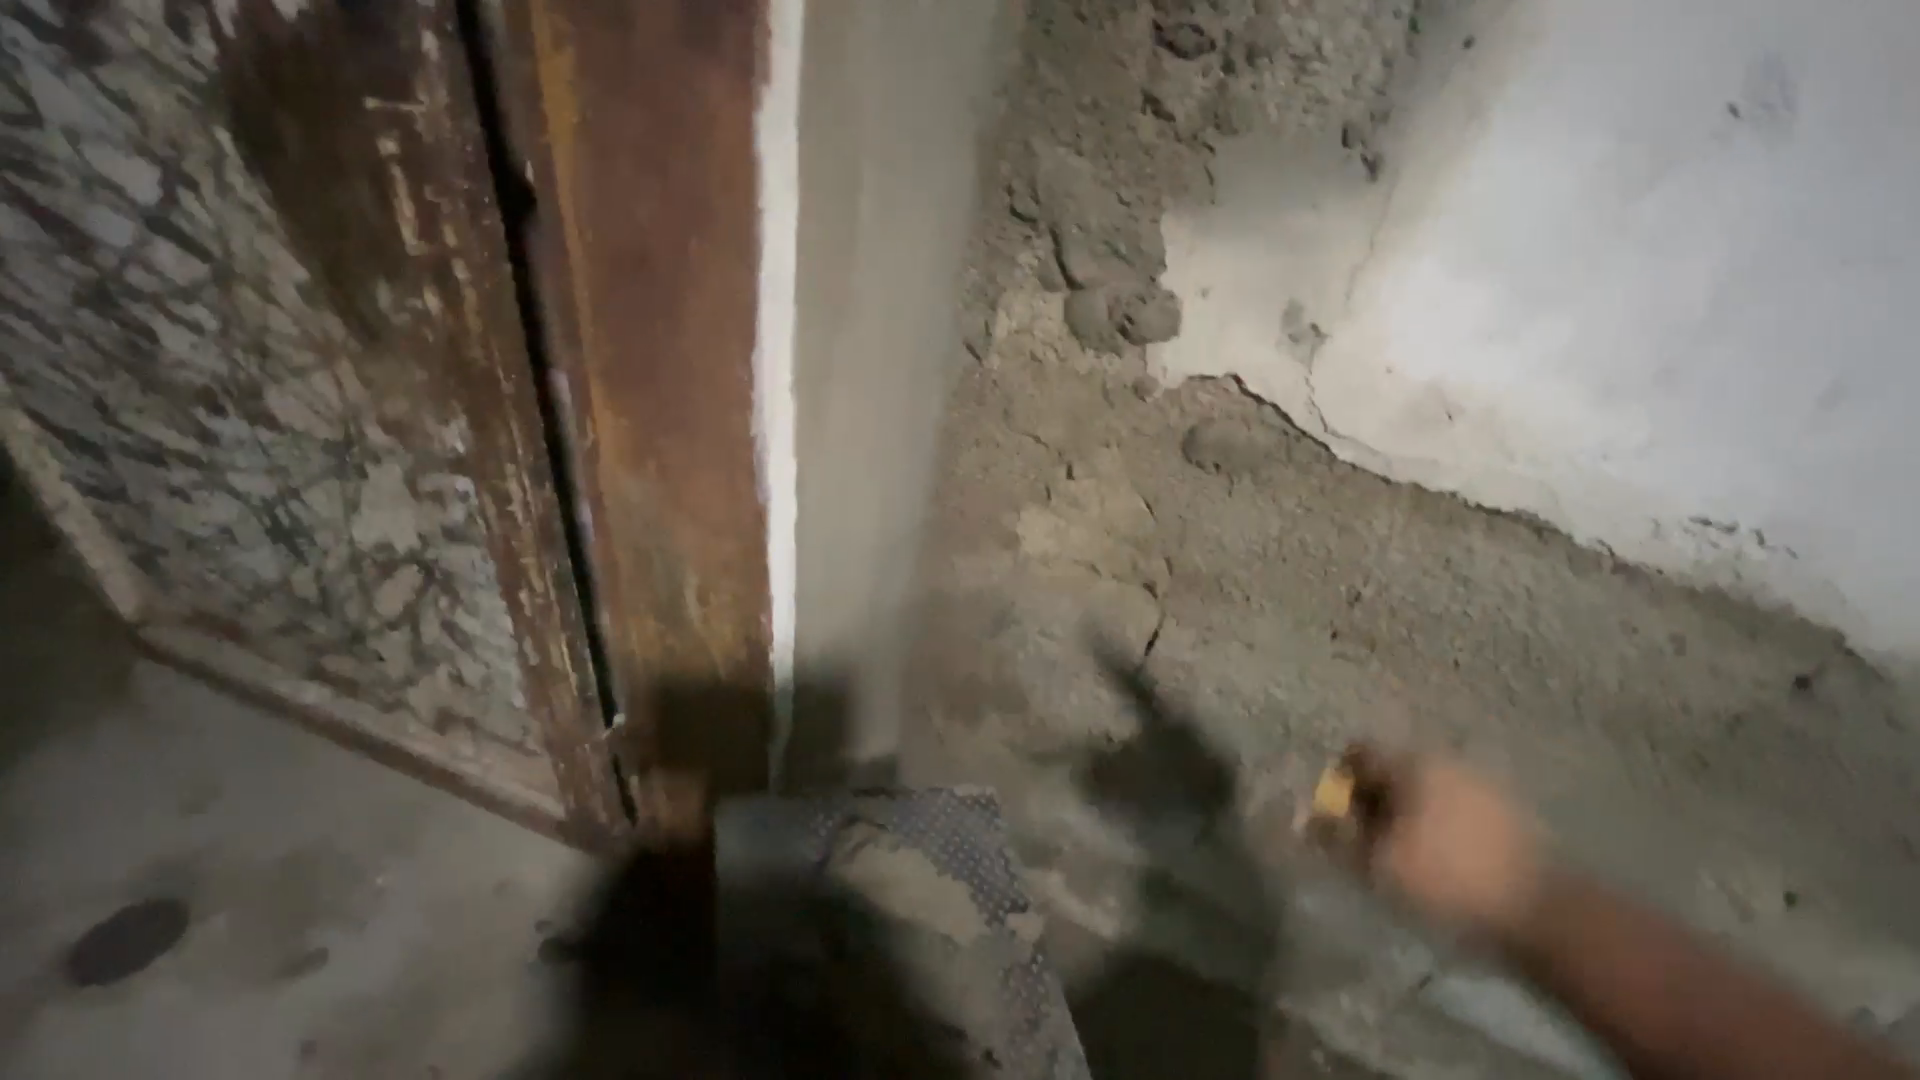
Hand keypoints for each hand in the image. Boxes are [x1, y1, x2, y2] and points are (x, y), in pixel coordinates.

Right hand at [1341, 746, 1546, 943]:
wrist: (1546, 914)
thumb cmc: (1448, 880)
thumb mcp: (1377, 866)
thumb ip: (1334, 838)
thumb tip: (1303, 819)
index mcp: (1411, 761)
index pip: (1356, 752)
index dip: (1338, 782)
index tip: (1337, 818)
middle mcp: (1446, 759)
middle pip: (1392, 768)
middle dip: (1374, 799)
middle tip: (1368, 840)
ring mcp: (1484, 783)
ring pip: (1426, 788)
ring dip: (1408, 813)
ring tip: (1405, 855)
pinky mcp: (1511, 812)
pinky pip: (1457, 808)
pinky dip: (1441, 825)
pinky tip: (1444, 860)